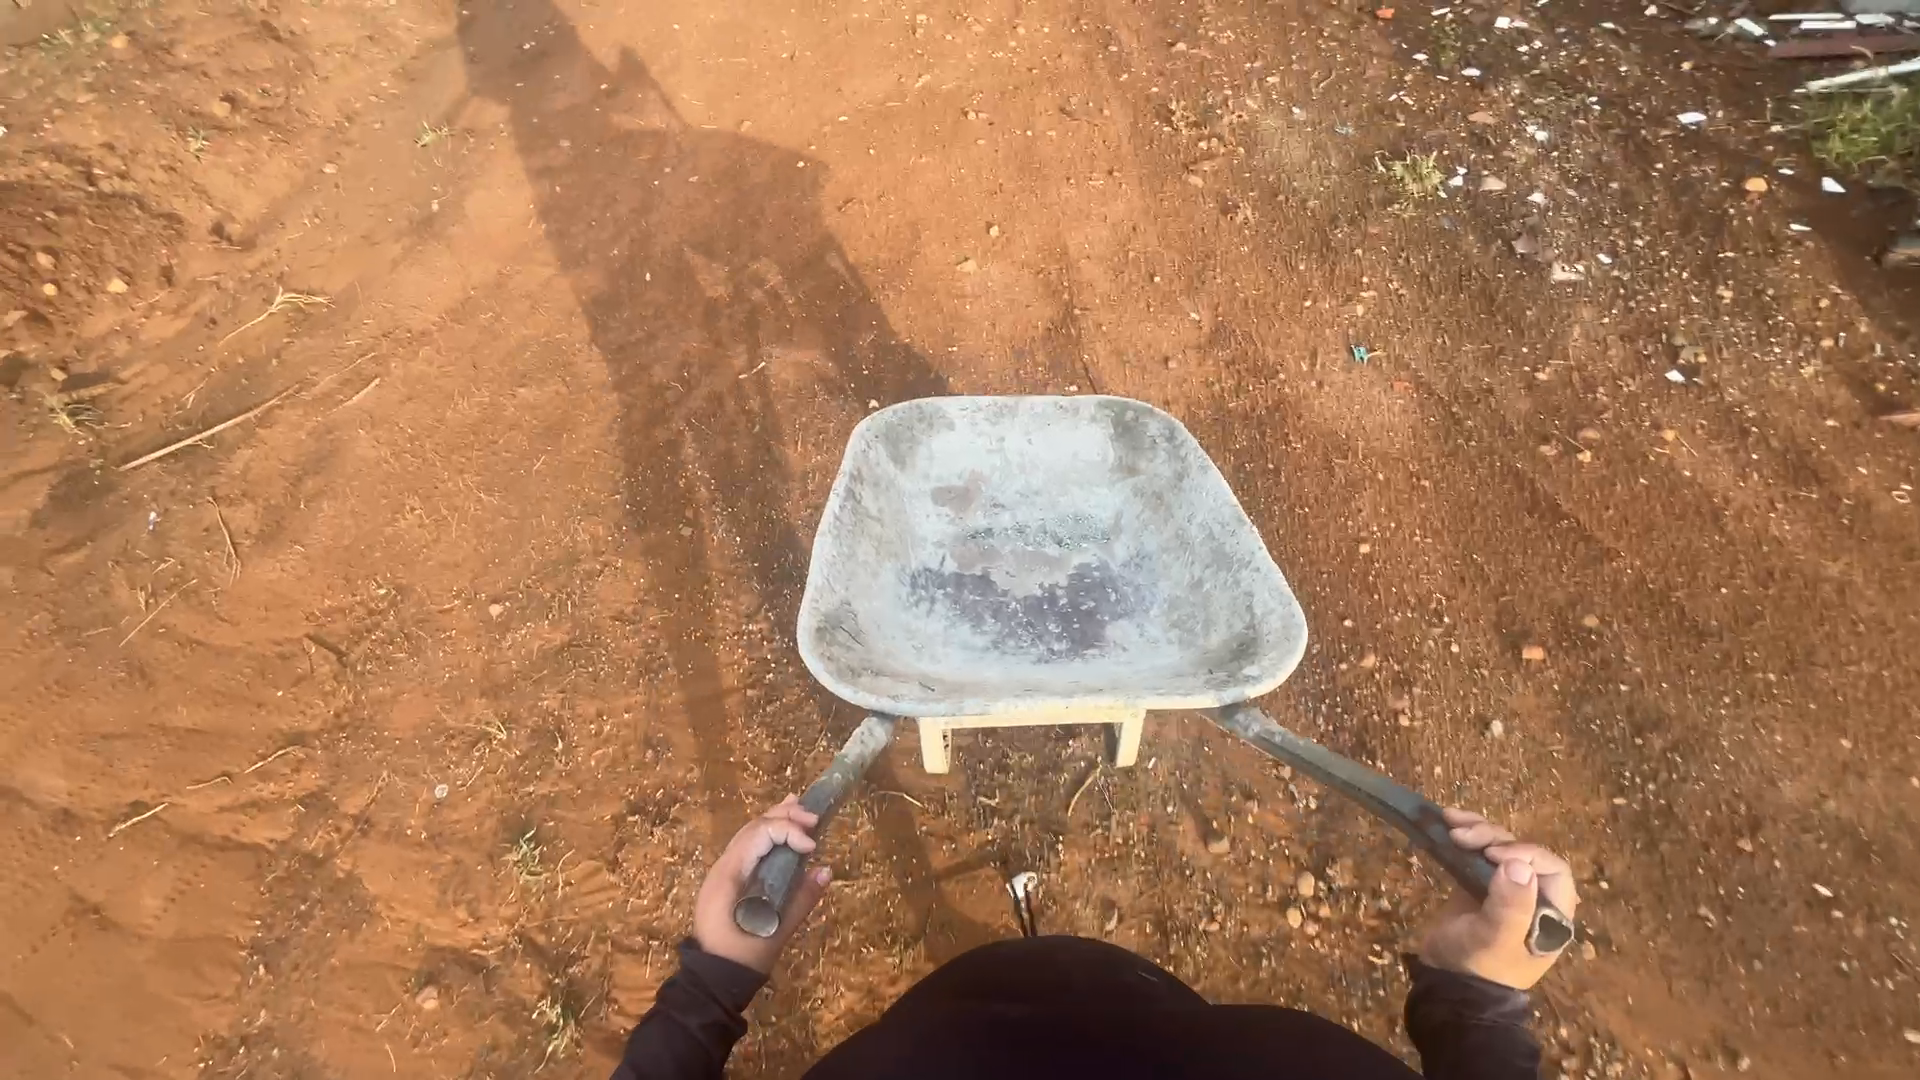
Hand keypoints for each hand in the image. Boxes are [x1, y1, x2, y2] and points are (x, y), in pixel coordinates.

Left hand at [692, 797, 832, 973]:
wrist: (709, 985)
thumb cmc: (740, 960)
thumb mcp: (775, 932)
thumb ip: (800, 900)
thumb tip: (826, 871)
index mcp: (729, 875)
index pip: (760, 834)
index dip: (788, 832)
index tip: (812, 847)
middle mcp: (723, 866)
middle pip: (754, 827)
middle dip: (785, 817)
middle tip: (814, 818)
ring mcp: (724, 872)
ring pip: (751, 833)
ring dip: (777, 820)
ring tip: (801, 809)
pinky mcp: (730, 880)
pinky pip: (750, 846)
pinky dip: (769, 833)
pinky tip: (784, 828)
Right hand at [1418, 807, 1578, 990]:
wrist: (1449, 982)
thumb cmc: (1480, 964)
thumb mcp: (1496, 938)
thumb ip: (1511, 905)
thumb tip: (1518, 863)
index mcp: (1550, 914)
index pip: (1553, 870)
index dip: (1526, 853)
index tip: (1492, 855)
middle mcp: (1531, 897)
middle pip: (1522, 852)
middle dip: (1492, 837)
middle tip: (1460, 836)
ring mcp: (1502, 889)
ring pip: (1497, 846)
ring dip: (1476, 829)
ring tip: (1449, 822)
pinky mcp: (1475, 884)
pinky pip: (1475, 852)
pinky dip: (1463, 834)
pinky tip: (1445, 823)